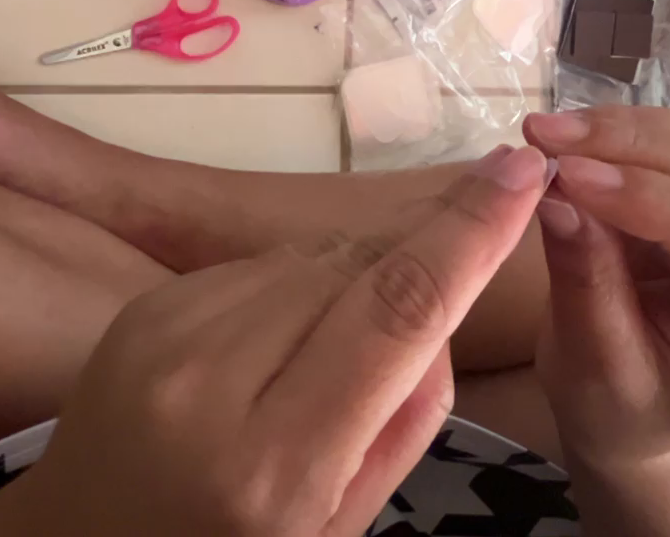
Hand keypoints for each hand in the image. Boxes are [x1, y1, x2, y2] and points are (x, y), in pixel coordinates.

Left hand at [8, 147, 549, 536]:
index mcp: (277, 464)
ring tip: (335, 344)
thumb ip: (407, 418)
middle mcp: (213, 380)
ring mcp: (168, 331)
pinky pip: (263, 265)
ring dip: (354, 277)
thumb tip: (436, 311)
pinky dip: (299, 285)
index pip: (398, 311)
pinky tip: (281, 337)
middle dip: (419, 251)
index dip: (469, 229)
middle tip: (451, 259)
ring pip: (312, 257)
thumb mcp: (342, 527)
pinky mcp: (148, 304)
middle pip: (358, 266)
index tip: (521, 169)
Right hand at [523, 107, 669, 466]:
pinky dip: (629, 130)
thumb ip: (583, 283)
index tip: (568, 175)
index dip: (656, 201)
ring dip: (627, 129)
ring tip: (550, 132)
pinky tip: (578, 138)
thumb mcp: (592, 369)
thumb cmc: (620, 410)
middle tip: (543, 136)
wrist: (641, 408)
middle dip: (633, 148)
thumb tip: (554, 192)